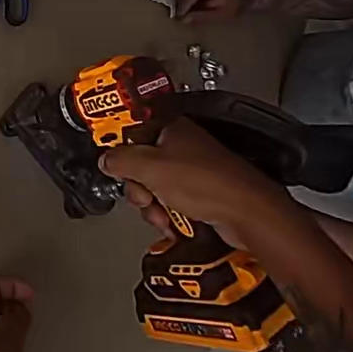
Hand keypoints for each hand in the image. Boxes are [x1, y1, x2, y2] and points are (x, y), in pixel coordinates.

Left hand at [0, 274, 33, 351]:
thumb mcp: (9, 351)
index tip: (32, 298)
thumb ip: (15, 321)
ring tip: (25, 330)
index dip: (14, 285)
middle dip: (10, 300)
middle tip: (29, 312)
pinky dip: (1, 334)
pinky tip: (13, 349)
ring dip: (6, 319)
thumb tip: (18, 305)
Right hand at [98, 119, 294, 234]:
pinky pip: (171, 201)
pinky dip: (168, 214)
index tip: (117, 170)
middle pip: (141, 165)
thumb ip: (121, 160)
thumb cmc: (207, 183)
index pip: (132, 135)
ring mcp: (192, 169)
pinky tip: (174, 222)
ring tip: (164, 214)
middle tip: (147, 196)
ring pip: (155, 187)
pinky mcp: (200, 192)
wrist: (247, 213)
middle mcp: (182, 145)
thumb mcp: (151, 168)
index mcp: (171, 129)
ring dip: (153, 205)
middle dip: (139, 188)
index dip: (121, 155)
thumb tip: (106, 158)